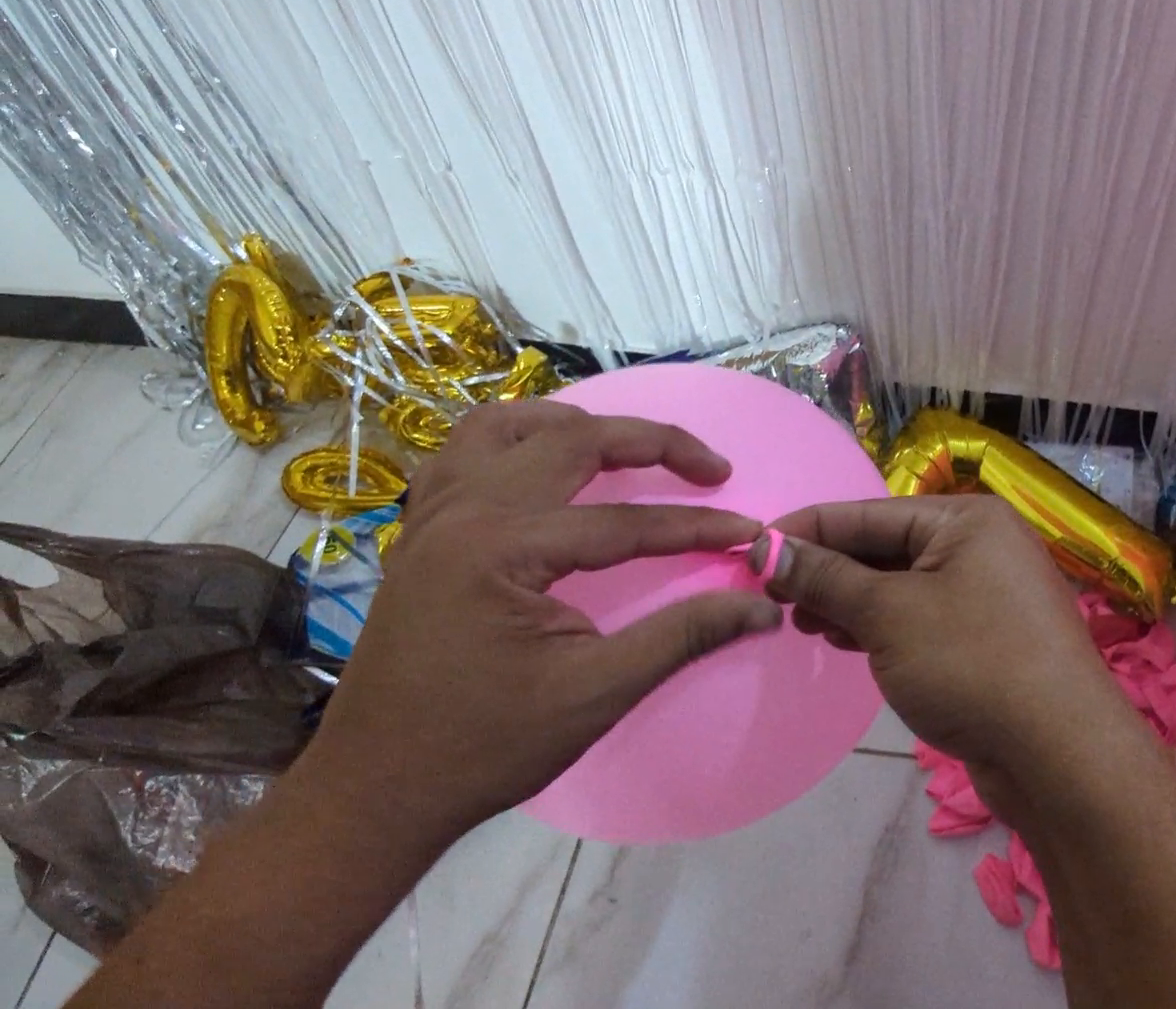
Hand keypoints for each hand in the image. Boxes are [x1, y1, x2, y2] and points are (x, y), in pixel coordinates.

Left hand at [297, 401, 782, 844]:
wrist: (376, 790)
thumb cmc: (486, 746)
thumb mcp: (599, 691)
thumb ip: (685, 635)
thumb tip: (762, 607)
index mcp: (501, 549)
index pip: (624, 521)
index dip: (698, 526)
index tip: (751, 533)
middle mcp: (462, 511)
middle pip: (571, 439)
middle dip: (652, 442)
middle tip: (710, 469)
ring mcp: (432, 516)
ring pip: (507, 425)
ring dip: (576, 424)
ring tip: (627, 448)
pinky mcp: (421, 533)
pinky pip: (465, 452)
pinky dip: (517, 442)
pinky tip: (546, 471)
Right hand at [757, 496, 1150, 798]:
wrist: (1060, 755)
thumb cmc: (972, 664)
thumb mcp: (889, 614)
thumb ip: (827, 577)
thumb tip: (768, 549)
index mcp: (966, 520)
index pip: (868, 513)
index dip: (806, 530)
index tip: (750, 550)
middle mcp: (981, 546)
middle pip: (885, 547)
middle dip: (827, 570)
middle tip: (771, 596)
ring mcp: (987, 594)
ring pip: (900, 586)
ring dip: (848, 601)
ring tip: (801, 621)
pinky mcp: (986, 639)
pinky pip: (920, 618)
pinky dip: (879, 627)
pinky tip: (843, 641)